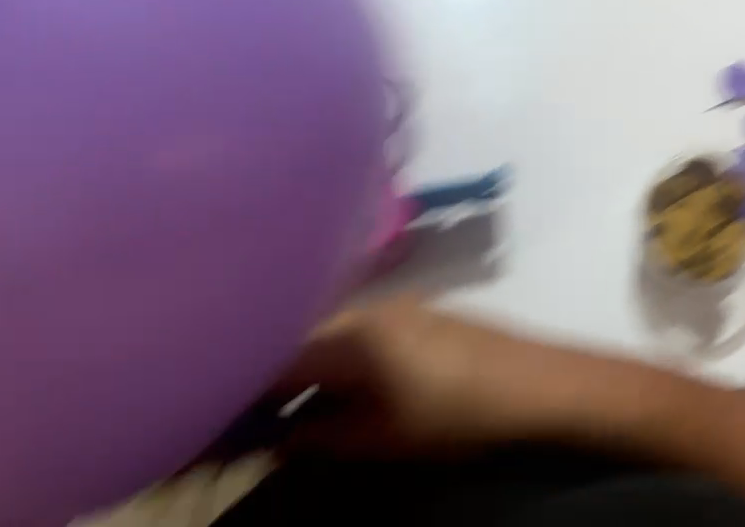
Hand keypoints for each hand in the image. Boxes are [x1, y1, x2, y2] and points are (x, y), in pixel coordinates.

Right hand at [263, 300, 626, 458]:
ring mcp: (401, 307)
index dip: (232, 399)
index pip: (269, 361)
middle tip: (234, 433)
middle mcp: (371, 309)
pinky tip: (332, 397)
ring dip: (300, 376)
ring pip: (328, 339)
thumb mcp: (378, 437)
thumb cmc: (458, 414)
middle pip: (296, 343)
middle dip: (262, 386)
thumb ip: (317, 435)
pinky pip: (360, 337)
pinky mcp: (424, 315)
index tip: (204, 435)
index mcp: (353, 335)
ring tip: (277, 422)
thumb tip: (277, 437)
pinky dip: (336, 366)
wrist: (541, 384)